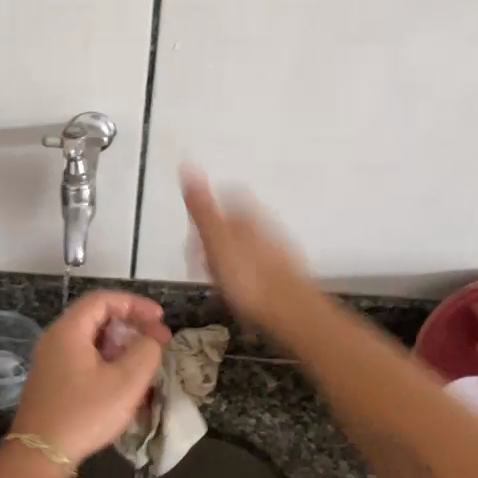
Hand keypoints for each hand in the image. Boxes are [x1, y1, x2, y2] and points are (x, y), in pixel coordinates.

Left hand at [10, 290, 169, 462]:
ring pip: (90, 341)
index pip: (103, 299)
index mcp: (68, 330)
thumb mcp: (126, 382)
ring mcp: (50, 360)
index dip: (135, 304)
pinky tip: (123, 383)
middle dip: (130, 325)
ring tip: (145, 363)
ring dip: (120, 346)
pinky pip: (82, 359)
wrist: (40, 453)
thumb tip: (151, 338)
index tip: (160, 318)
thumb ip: (145, 351)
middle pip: (96, 318)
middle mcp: (55, 339)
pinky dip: (106, 362)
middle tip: (158, 341)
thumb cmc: (84, 413)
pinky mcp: (51, 381)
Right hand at [181, 167, 315, 325]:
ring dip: (227, 259)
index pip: (225, 197)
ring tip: (217, 281)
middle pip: (235, 221)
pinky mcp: (284, 274)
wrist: (290, 313)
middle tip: (200, 262)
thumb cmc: (246, 277)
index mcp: (248, 215)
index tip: (194, 236)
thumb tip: (187, 164)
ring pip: (245, 245)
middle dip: (214, 238)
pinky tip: (239, 292)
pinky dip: (243, 275)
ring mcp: (278, 250)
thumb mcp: (216, 240)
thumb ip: (202, 206)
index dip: (205, 214)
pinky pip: (256, 267)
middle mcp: (266, 226)